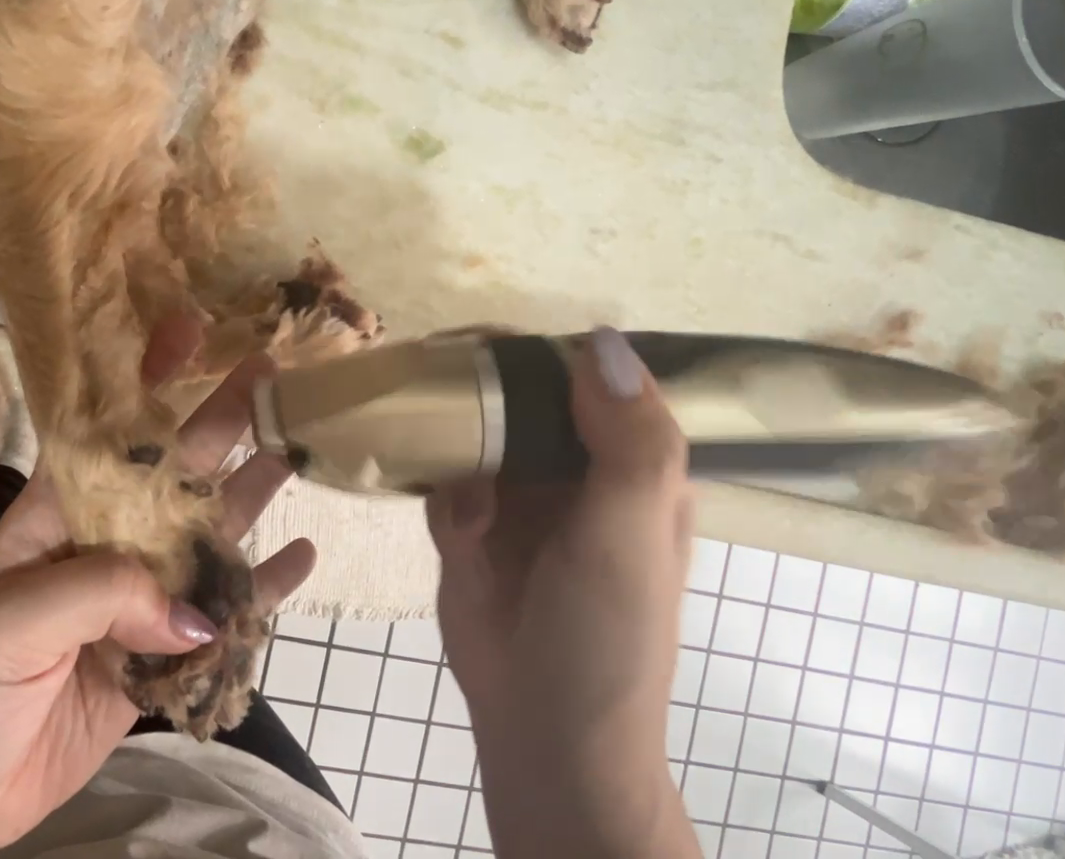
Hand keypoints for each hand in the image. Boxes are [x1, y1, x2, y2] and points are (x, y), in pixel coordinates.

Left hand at [0, 315, 315, 858]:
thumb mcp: (4, 626)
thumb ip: (99, 596)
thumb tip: (192, 610)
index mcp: (52, 521)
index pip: (102, 436)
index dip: (142, 383)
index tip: (185, 330)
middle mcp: (100, 548)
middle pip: (168, 478)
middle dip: (215, 424)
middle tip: (269, 374)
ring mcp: (132, 603)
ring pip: (201, 539)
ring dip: (248, 496)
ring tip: (297, 450)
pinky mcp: (156, 659)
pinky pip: (217, 617)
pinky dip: (260, 592)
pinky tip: (301, 560)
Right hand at [426, 326, 696, 858]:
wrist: (543, 727)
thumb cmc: (607, 633)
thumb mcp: (632, 535)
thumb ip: (628, 442)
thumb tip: (599, 339)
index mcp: (631, 464)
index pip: (592, 380)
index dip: (547, 350)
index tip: (490, 337)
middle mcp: (571, 469)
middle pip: (520, 396)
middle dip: (479, 385)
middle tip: (432, 371)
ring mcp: (516, 497)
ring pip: (473, 431)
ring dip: (453, 438)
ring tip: (440, 454)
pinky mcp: (466, 524)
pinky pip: (443, 481)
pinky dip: (443, 494)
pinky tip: (460, 534)